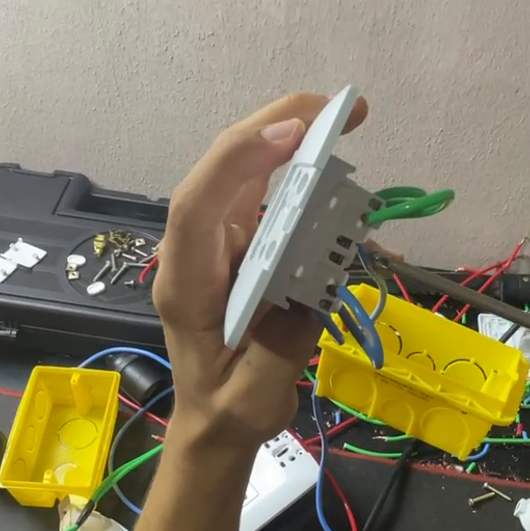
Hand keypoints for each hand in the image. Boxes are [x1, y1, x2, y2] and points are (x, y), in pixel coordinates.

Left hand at [154, 93, 368, 451]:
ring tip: (344, 121)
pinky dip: (299, 173)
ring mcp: (218, 246)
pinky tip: (332, 163)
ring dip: (290, 140)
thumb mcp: (253, 399)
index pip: (197, 206)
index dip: (239, 163)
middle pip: (221, 172)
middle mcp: (196, 253)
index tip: (293, 137)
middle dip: (273, 127)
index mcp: (185, 287)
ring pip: (244, 174)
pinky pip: (265, 197)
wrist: (214, 421)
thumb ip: (279, 348)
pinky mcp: (241, 248)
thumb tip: (313, 285)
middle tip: (340, 108)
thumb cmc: (227, 411)